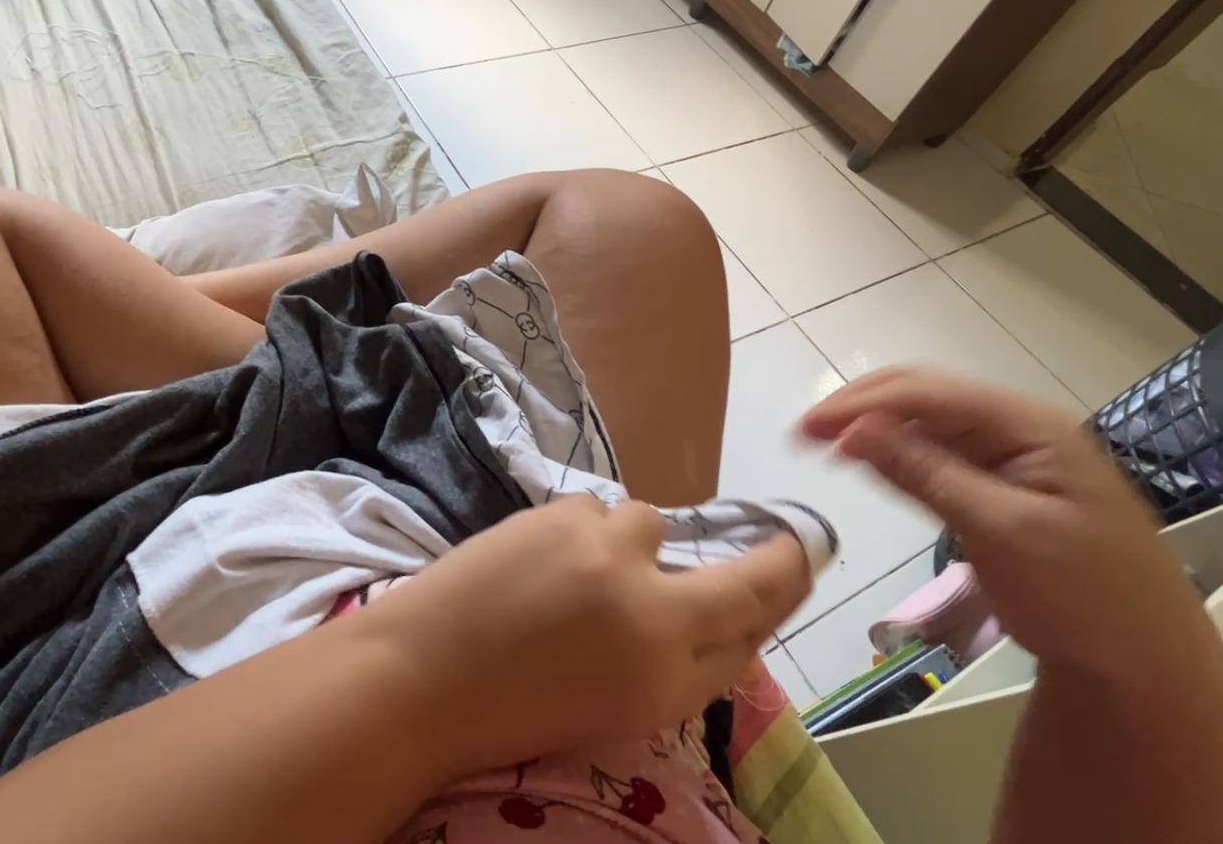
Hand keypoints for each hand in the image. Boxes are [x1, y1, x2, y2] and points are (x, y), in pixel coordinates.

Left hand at [349, 495, 810, 775]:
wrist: (425, 672)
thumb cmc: (522, 710)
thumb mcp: (627, 708)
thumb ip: (691, 662)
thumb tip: (734, 615)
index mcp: (667, 661)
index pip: (758, 603)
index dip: (787, 572)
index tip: (796, 553)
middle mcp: (646, 596)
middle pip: (727, 567)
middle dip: (734, 565)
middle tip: (690, 575)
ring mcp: (598, 542)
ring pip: (649, 528)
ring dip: (632, 549)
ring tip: (578, 580)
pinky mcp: (555, 511)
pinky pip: (595, 513)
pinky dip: (583, 534)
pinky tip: (541, 562)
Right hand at [800, 368, 1207, 680]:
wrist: (1144, 665)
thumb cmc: (1082, 597)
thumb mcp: (999, 531)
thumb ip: (924, 473)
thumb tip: (852, 431)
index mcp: (1029, 425)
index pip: (927, 393)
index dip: (860, 404)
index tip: (805, 430)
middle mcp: (1017, 428)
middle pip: (923, 395)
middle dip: (859, 407)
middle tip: (803, 434)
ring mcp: (1010, 456)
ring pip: (924, 422)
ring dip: (871, 427)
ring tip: (819, 445)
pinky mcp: (999, 484)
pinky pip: (936, 454)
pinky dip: (894, 453)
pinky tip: (864, 461)